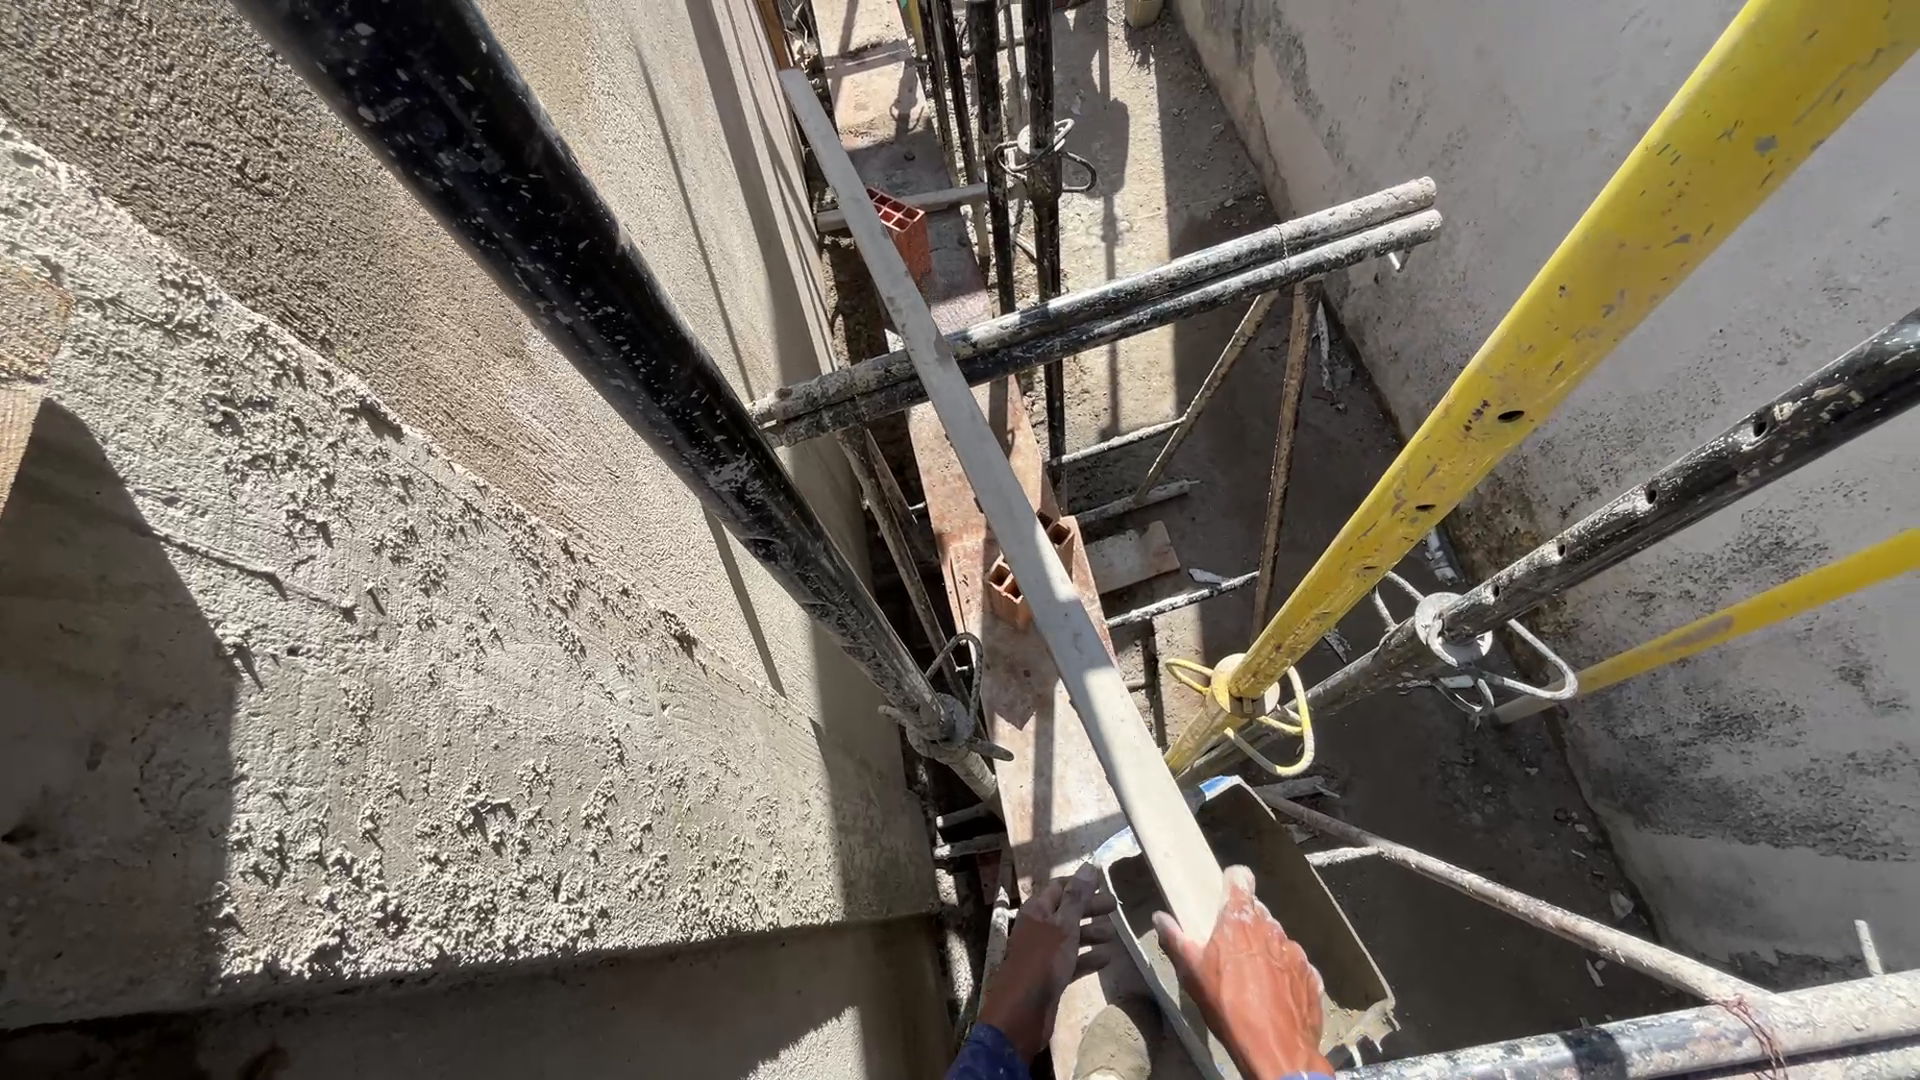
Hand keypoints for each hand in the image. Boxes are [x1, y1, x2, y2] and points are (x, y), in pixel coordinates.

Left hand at [976, 863, 1119, 1061]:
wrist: (1021, 1012)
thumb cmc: (1042, 961)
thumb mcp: (1063, 925)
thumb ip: (1076, 897)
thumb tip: (1089, 866)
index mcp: (1037, 910)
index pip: (1059, 888)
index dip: (1080, 884)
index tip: (1103, 884)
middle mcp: (1038, 927)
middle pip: (1067, 911)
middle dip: (1090, 908)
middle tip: (1115, 907)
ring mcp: (1044, 953)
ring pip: (1071, 936)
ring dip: (1091, 933)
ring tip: (1114, 934)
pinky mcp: (1050, 976)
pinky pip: (1072, 961)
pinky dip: (1088, 958)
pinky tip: (1107, 959)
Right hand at [1153, 865, 1330, 1079]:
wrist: (1278, 1052)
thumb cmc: (1228, 1006)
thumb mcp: (1192, 974)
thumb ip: (1175, 940)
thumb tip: (1159, 917)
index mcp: (1240, 919)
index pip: (1240, 877)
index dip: (1232, 882)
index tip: (1224, 894)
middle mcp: (1270, 927)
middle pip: (1257, 911)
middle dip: (1245, 924)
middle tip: (1231, 949)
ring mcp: (1295, 952)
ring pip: (1276, 938)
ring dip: (1265, 949)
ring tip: (1254, 978)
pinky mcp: (1311, 977)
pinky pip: (1295, 966)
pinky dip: (1285, 974)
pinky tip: (1275, 996)